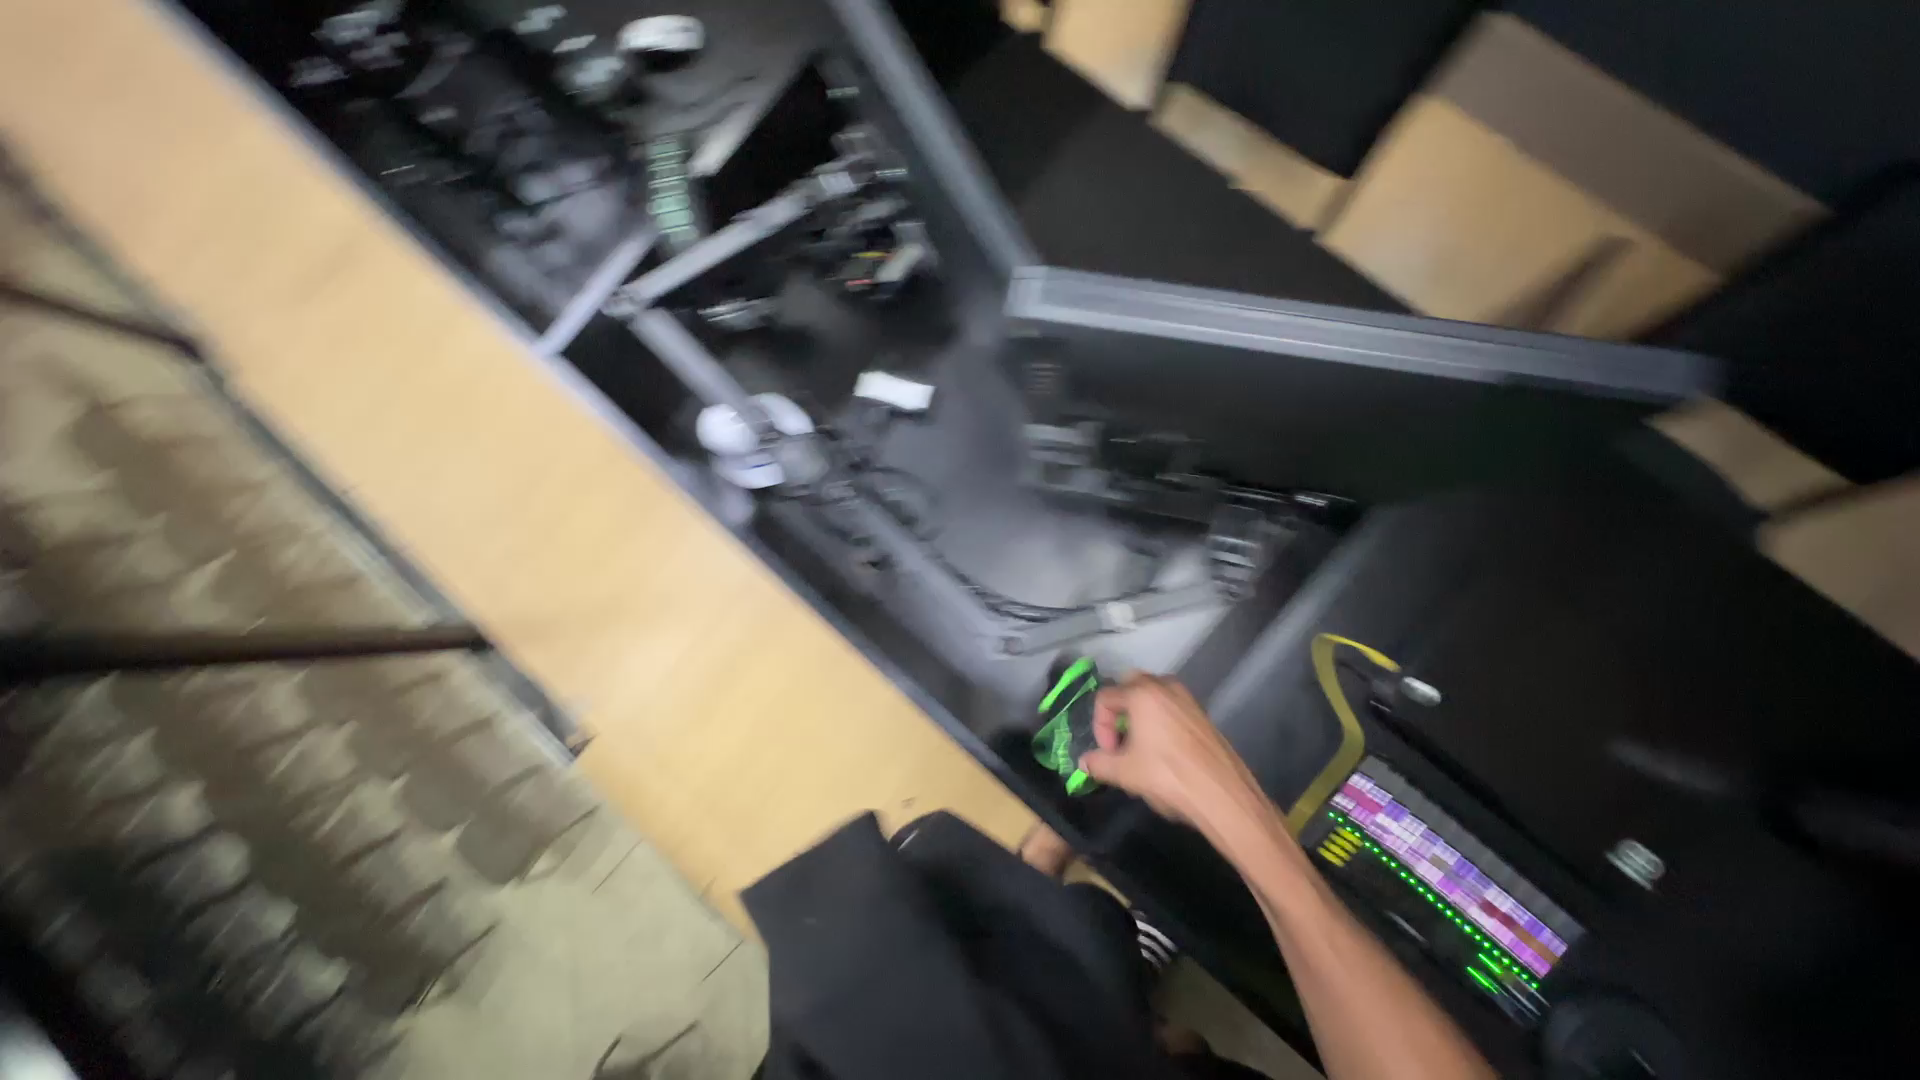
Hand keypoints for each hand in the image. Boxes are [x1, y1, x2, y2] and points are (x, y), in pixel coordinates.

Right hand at [1077, 672, 1266, 829]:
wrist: (1222, 794)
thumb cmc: (1167, 776)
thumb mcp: (1125, 773)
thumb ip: (1099, 763)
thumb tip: (1084, 762)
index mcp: (1142, 694)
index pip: (1105, 697)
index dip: (1099, 725)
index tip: (1108, 752)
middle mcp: (1165, 687)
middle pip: (1130, 686)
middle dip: (1119, 712)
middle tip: (1120, 741)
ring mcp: (1188, 699)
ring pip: (1153, 696)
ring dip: (1140, 716)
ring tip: (1140, 749)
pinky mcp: (1203, 714)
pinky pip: (1172, 708)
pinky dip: (1161, 721)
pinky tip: (1164, 752)